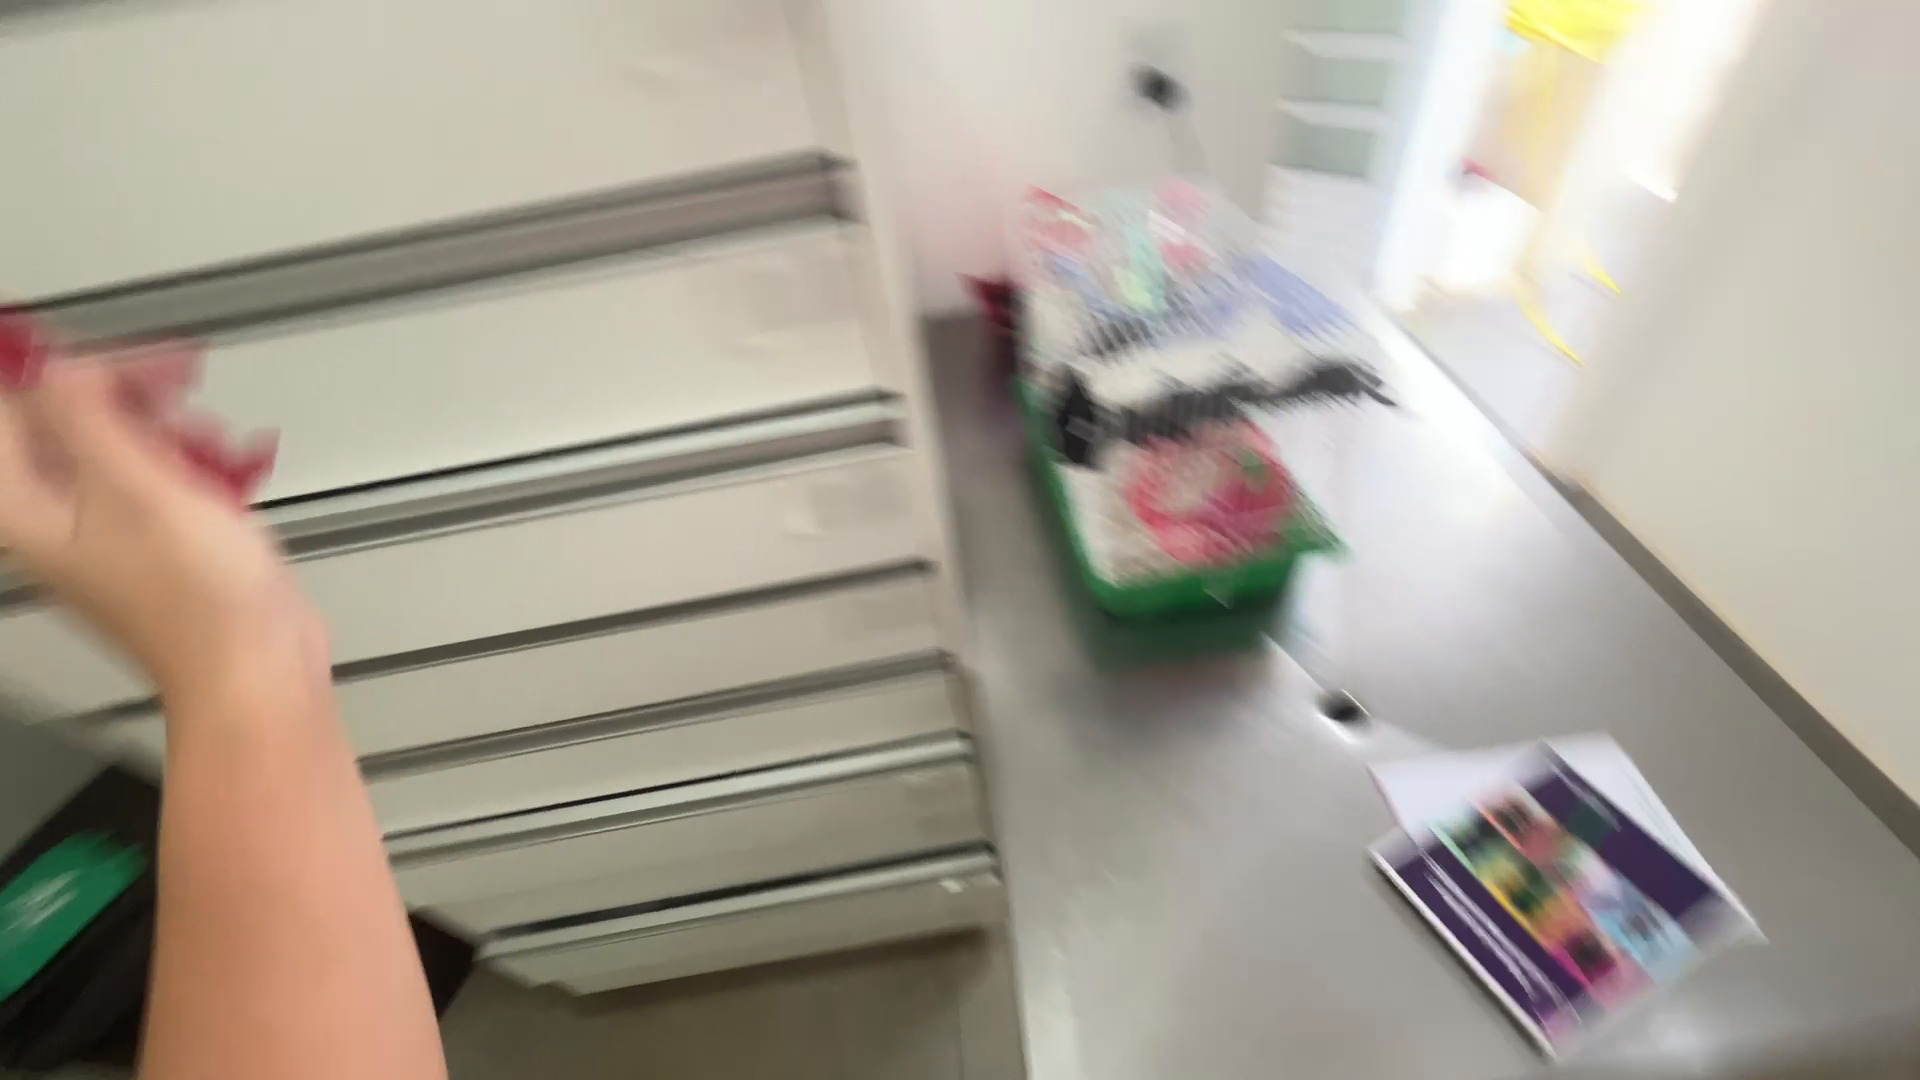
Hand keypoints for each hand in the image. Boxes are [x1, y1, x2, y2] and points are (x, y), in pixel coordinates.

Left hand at [0, 340, 325, 711]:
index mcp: (24, 504)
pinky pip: (170, 481)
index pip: (17, 406)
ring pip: (127, 450)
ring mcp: (115, 529)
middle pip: (71, 424)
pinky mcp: (168, 539)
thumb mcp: (143, 493)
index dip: (68, 368)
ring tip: (218, 440)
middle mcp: (57, 515)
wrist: (258, 658)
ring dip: (177, 432)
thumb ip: (92, 421)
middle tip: (181, 380)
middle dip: (131, 398)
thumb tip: (67, 366)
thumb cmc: (202, 600)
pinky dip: (204, 465)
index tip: (127, 351)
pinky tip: (238, 466)